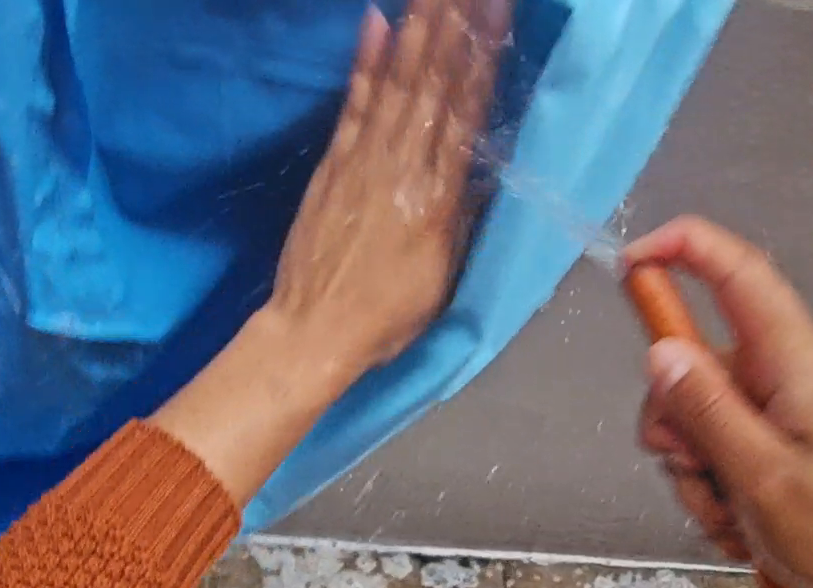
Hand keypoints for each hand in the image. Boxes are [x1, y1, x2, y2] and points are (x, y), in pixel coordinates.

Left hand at [263, 0, 509, 380]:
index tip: (498, 9)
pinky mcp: (330, 168)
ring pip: (395, 85)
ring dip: (416, 31)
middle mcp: (403, 169)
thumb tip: (481, 174)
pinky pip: (351, 106)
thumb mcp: (440, 280)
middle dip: (453, 25)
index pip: (466, 114)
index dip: (483, 57)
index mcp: (438, 200)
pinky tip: (375, 23)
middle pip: (432, 87)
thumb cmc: (385, 318)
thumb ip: (460, 222)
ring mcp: (362, 164)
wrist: (315, 330)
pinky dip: (364, 64)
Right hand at [625, 217, 812, 587]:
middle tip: (699, 473)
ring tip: (734, 515)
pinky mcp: (780, 447)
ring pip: (696, 424)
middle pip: (690, 370)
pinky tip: (743, 524)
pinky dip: (714, 492)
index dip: (680, 251)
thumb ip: (707, 411)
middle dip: (672, 426)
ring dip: (695, 474)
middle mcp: (783, 378)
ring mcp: (781, 414)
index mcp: (792, 362)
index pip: (735, 275)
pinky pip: (717, 456)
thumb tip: (659, 352)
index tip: (628, 265)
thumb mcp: (764, 476)